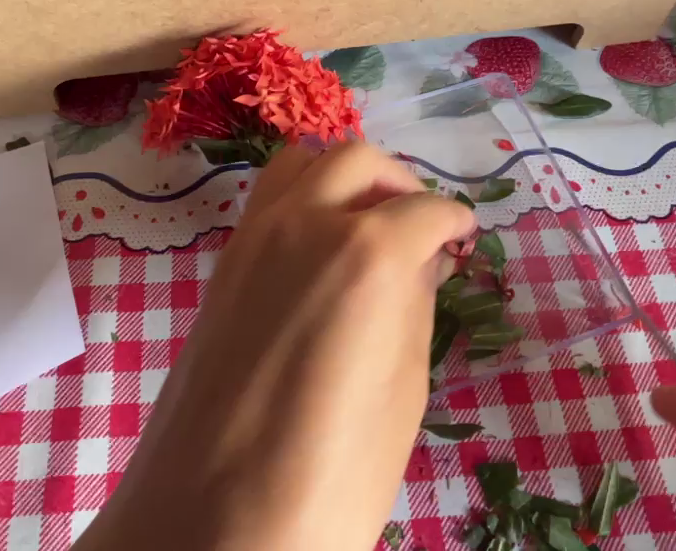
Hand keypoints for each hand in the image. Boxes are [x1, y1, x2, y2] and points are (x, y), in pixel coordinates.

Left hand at [76, 142, 473, 550]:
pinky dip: (303, 196)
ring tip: (367, 217)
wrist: (212, 524)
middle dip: (401, 183)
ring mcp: (254, 235)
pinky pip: (268, 199)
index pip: (425, 210)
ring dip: (343, 175)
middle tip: (420, 223)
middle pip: (359, 160)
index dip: (454, 221)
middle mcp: (306, 221)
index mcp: (366, 252)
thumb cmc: (331, 474)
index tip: (463, 235)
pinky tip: (320, 244)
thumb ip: (414, 305)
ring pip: (303, 162)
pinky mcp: (223, 262)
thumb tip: (423, 260)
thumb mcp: (402, 390)